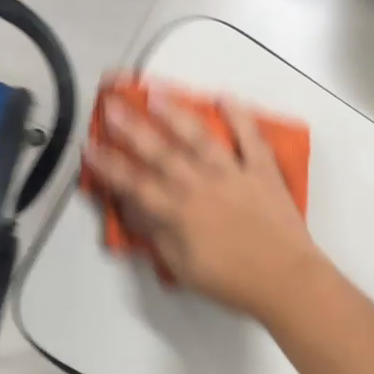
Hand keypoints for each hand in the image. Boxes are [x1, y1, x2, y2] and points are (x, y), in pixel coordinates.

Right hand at [84, 91, 326, 320]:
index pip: (134, 184)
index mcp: (178, 212)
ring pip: (199, 138)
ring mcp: (232, 174)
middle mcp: (200, 185)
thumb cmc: (231, 281)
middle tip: (111, 105)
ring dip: (176, 114)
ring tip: (157, 93)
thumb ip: (158, 235)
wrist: (285, 279)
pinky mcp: (262, 171)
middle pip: (160, 152)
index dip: (108, 165)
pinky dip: (239, 116)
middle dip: (132, 128)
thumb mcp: (182, 267)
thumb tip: (135, 211)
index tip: (89, 146)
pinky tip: (225, 97)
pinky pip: (249, 138)